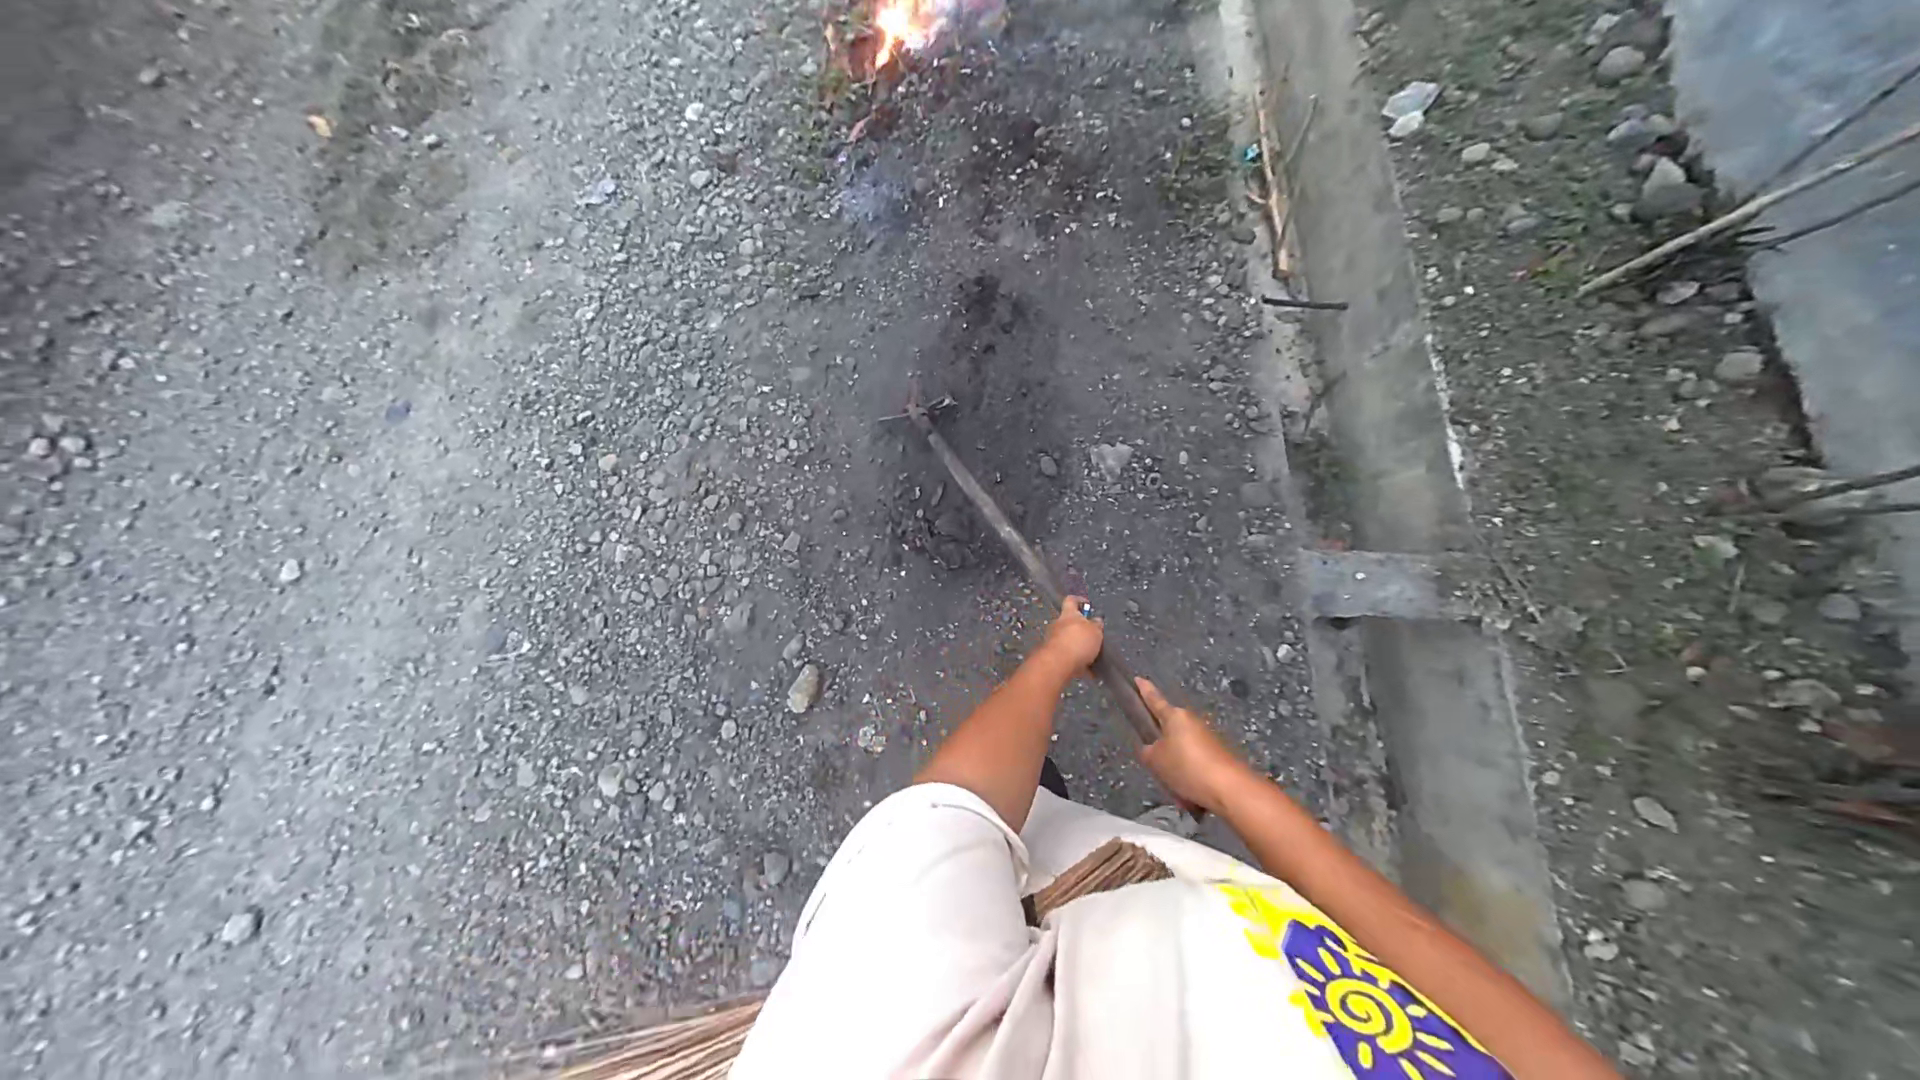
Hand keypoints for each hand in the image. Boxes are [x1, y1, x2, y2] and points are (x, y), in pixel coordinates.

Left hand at [1040, 595, 1103, 672]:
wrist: (1058, 664)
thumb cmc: (1078, 642)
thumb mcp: (1095, 631)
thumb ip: (1096, 625)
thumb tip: (1096, 620)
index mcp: (1068, 614)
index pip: (1071, 600)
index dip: (1079, 600)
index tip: (1087, 604)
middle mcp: (1058, 625)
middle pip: (1070, 623)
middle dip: (1082, 629)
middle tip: (1095, 636)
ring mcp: (1053, 642)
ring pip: (1069, 641)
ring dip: (1080, 648)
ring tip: (1094, 656)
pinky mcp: (1054, 657)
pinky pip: (1068, 658)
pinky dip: (1078, 663)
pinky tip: (1090, 671)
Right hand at [1136, 677, 1247, 815]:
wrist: (1230, 789)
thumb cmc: (1187, 767)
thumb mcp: (1155, 761)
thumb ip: (1147, 752)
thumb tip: (1152, 749)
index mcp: (1175, 717)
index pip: (1155, 700)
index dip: (1145, 690)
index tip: (1138, 678)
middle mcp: (1192, 722)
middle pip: (1168, 731)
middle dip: (1162, 748)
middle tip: (1156, 766)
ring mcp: (1207, 739)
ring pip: (1181, 752)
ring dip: (1176, 768)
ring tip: (1176, 788)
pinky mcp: (1218, 756)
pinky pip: (1195, 766)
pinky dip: (1190, 778)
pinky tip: (1190, 796)